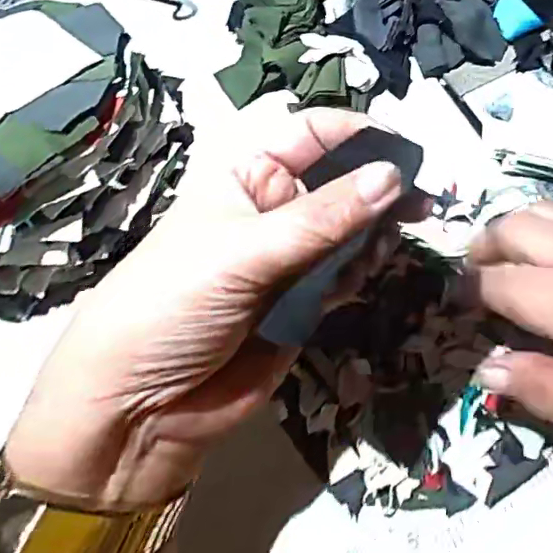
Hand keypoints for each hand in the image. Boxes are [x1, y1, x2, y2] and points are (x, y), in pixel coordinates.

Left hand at [3, 108, 415, 507]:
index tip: (407, 153)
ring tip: (379, 249)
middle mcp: (276, 204)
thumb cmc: (171, 307)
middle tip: (418, 204)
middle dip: (381, 187)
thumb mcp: (246, 253)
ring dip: (377, 231)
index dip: (361, 135)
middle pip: (346, 177)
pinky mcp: (308, 294)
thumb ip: (326, 217)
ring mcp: (294, 251)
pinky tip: (362, 277)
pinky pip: (352, 267)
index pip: (315, 133)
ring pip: (357, 223)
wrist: (133, 418)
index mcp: (248, 174)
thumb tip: (394, 177)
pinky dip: (365, 268)